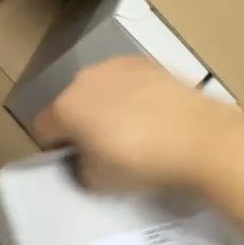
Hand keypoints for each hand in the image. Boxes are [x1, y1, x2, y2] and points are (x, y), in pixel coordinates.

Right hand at [31, 56, 243, 191]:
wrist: (200, 137)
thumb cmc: (140, 162)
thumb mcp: (99, 182)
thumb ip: (80, 169)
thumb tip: (85, 160)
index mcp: (64, 108)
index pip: (43, 129)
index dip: (56, 148)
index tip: (75, 162)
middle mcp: (83, 79)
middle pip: (71, 104)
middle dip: (81, 123)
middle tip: (105, 148)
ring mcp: (115, 66)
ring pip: (99, 89)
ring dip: (106, 105)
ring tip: (133, 129)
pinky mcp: (147, 62)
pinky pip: (127, 80)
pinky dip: (132, 94)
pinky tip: (153, 114)